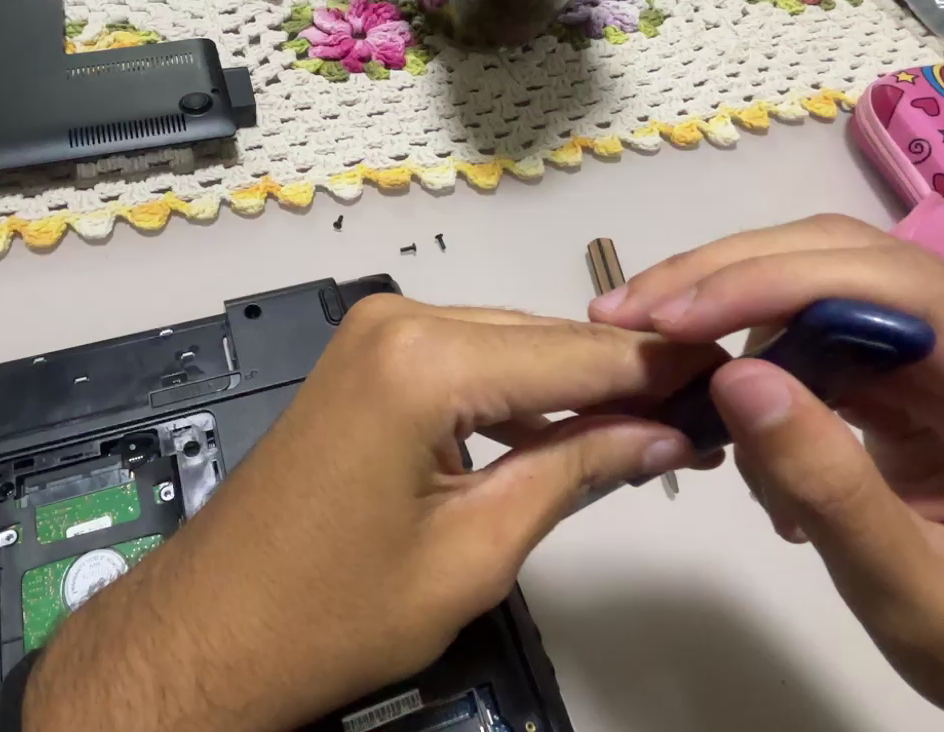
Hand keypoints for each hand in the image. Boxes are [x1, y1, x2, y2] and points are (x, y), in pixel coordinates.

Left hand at [22, 295, 722, 731]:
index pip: (574, 353)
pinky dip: (513, 391)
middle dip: (617, 377)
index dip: (657, 369)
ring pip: (503, 345)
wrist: (216, 623)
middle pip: (539, 340)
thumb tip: (662, 433)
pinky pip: (461, 360)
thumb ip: (573, 471)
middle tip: (700, 414)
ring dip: (568, 385)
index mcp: (425, 360)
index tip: (728, 379)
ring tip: (647, 426)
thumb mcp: (475, 551)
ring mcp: (376, 333)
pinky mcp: (365, 357)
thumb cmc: (338, 607)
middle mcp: (400, 320)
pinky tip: (561, 426)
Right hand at [590, 215, 943, 731]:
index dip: (775, 284)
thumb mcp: (914, 599)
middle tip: (628, 314)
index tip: (669, 319)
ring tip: (660, 355)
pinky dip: (756, 338)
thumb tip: (732, 376)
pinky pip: (826, 315)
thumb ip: (829, 489)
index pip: (906, 292)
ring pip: (829, 270)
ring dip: (730, 301)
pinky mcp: (933, 356)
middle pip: (856, 258)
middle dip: (729, 275)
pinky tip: (723, 390)